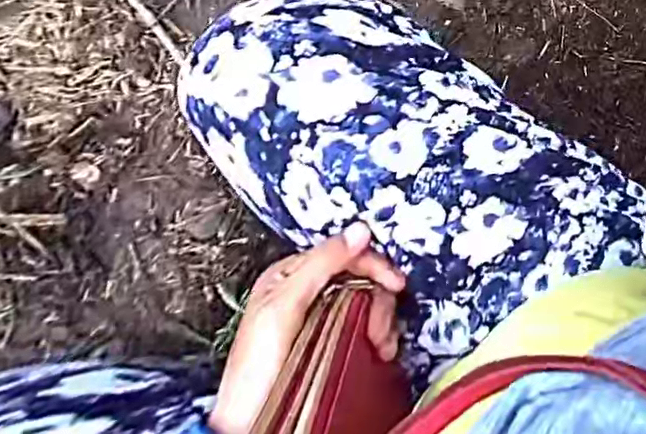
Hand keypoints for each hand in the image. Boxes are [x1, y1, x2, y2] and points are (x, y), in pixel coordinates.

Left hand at [208, 223, 406, 433]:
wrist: (252, 429)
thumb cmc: (254, 375)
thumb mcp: (284, 306)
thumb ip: (321, 263)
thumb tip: (360, 231)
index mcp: (292, 275)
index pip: (346, 252)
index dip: (374, 264)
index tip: (394, 283)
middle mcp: (309, 291)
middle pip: (362, 277)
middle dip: (378, 300)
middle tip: (379, 328)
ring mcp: (321, 318)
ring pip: (368, 301)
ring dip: (381, 321)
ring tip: (379, 345)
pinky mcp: (332, 342)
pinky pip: (366, 326)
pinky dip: (378, 336)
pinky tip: (378, 350)